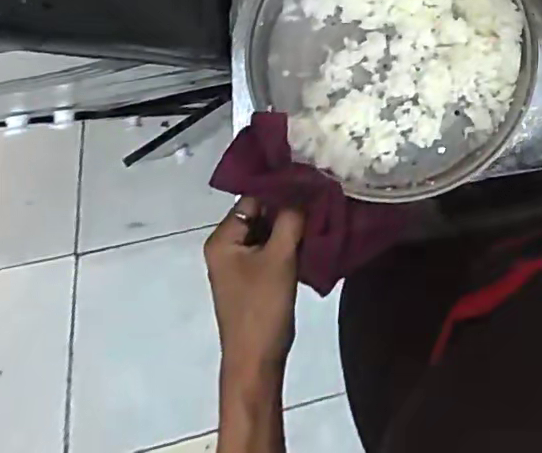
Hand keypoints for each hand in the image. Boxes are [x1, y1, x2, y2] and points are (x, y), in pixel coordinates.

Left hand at [205, 197, 304, 383]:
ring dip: (290, 223)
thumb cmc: (263, 306)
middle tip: (318, 194)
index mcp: (222, 238)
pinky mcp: (253, 275)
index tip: (310, 180)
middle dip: (288, 205)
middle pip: (260, 211)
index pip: (253, 197)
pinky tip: (311, 234)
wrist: (257, 361)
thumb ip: (291, 217)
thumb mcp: (280, 256)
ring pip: (268, 229)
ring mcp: (239, 262)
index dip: (281, 188)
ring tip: (319, 210)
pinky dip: (289, 240)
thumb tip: (304, 187)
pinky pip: (271, 246)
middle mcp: (226, 245)